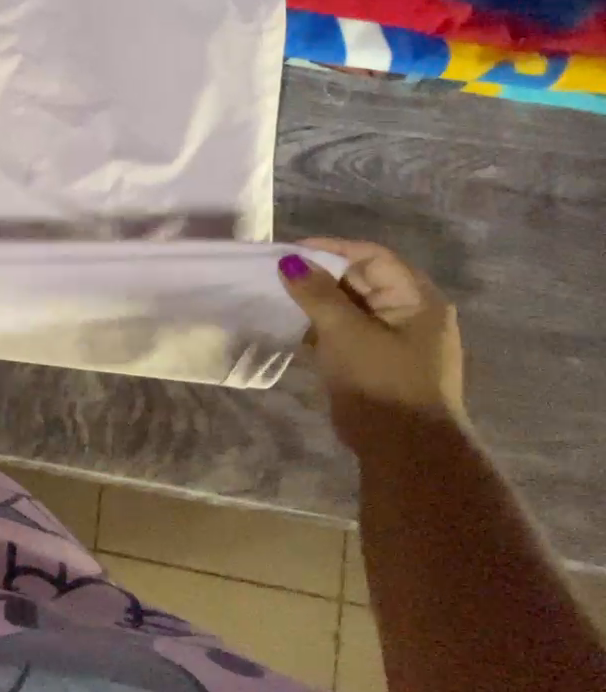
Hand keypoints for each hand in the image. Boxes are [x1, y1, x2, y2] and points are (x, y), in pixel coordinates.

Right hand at [279, 238, 466, 443]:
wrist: (404, 443)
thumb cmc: (381, 378)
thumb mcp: (345, 331)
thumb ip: (316, 293)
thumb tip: (288, 261)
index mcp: (417, 300)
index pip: (373, 256)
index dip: (331, 248)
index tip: (287, 251)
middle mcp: (410, 313)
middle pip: (362, 278)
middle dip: (319, 273)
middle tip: (275, 274)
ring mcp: (393, 337)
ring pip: (350, 304)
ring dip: (315, 299)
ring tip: (277, 297)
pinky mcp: (374, 358)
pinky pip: (345, 328)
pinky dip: (319, 322)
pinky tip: (291, 326)